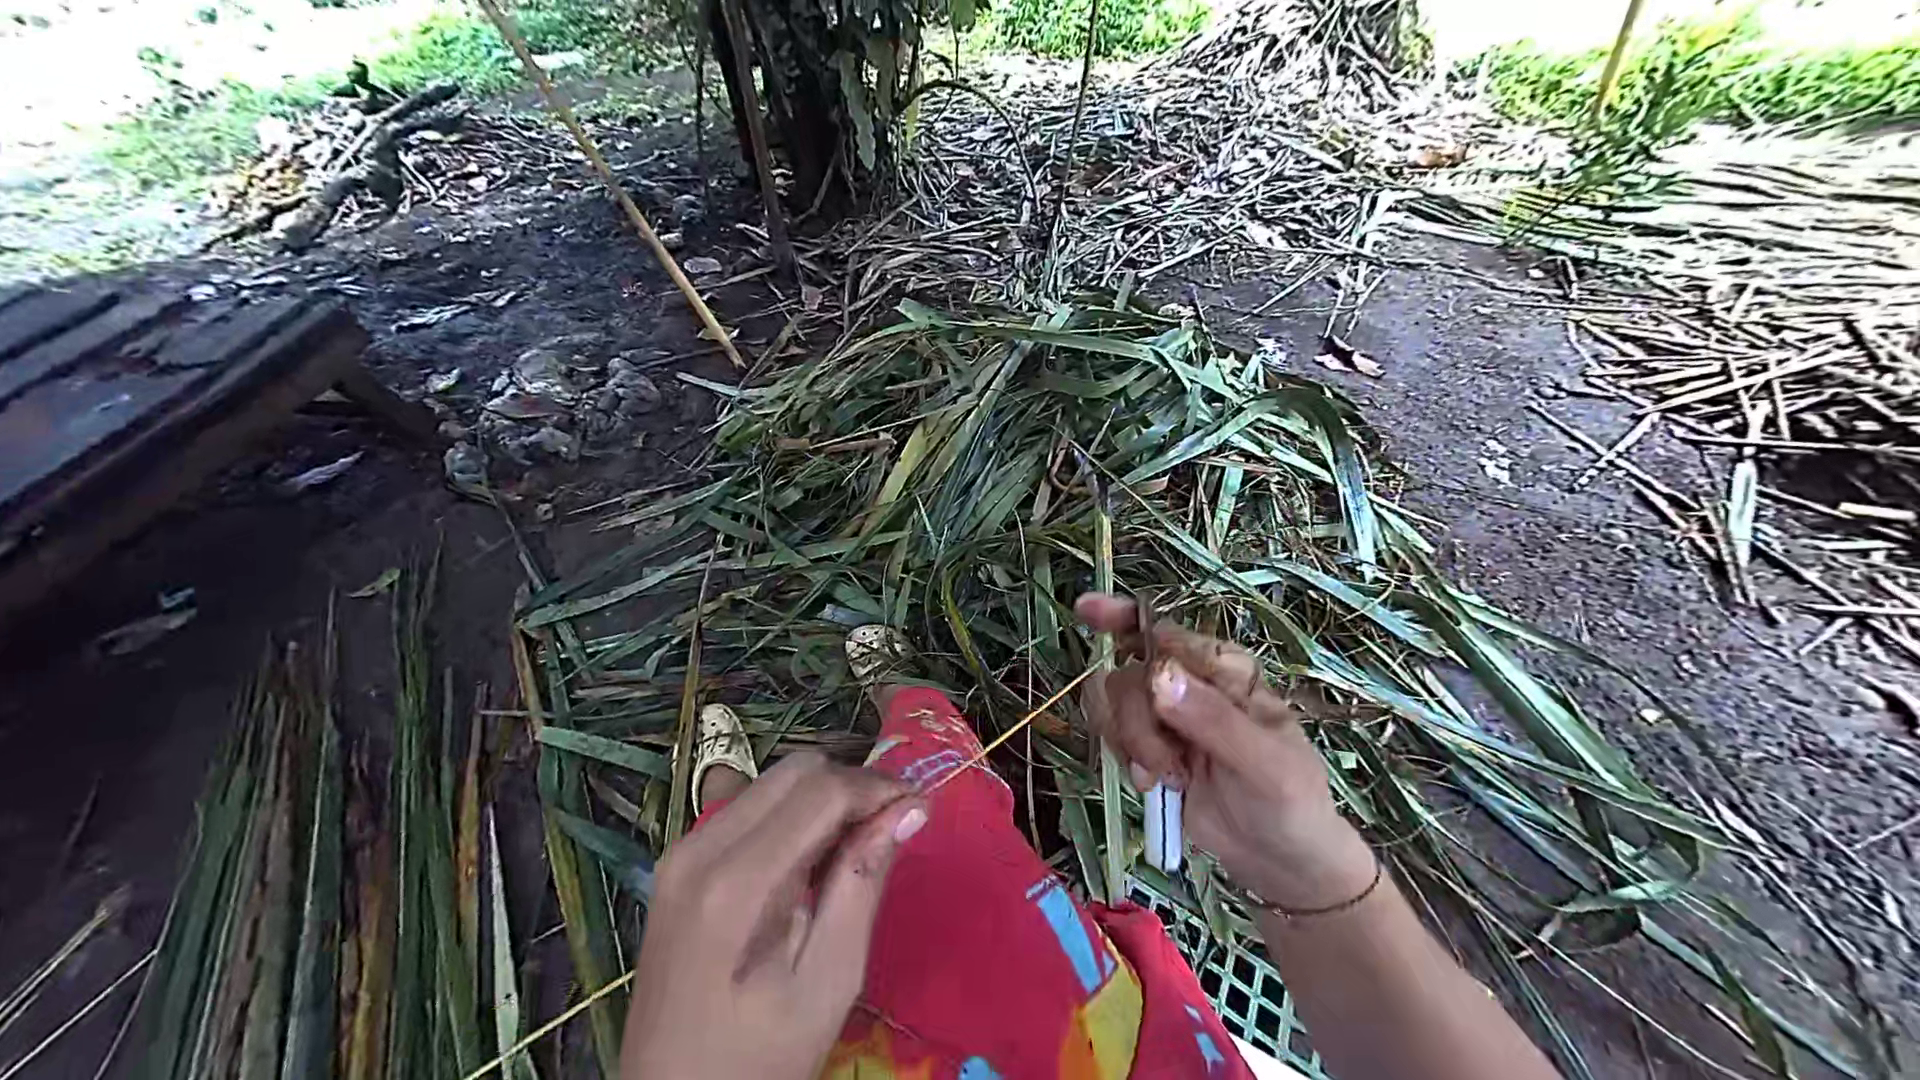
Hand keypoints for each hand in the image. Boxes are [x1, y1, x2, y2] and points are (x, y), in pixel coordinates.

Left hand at [620, 753, 926, 1079]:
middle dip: (853, 785)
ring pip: (774, 780)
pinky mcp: (681, 858)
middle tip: (890, 823)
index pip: (821, 791)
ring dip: (825, 795)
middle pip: (796, 771)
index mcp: (735, 883)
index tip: (917, 806)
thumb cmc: (759, 1057)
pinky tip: (814, 855)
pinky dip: (795, 812)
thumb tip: (909, 809)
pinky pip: (752, 804)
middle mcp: (700, 847)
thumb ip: (863, 883)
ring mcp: (683, 849)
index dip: (877, 787)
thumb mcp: (828, 980)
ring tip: (858, 840)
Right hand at [1075, 593, 1375, 910]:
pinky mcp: (1146, 744)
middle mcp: (1188, 682)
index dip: (1121, 617)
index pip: (1165, 633)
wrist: (1279, 861)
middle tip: (1170, 765)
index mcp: (1223, 670)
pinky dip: (1125, 758)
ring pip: (1112, 704)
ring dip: (1132, 744)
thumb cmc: (1290, 804)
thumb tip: (1157, 676)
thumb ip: (1213, 720)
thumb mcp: (1266, 765)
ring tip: (1170, 778)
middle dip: (1138, 723)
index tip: (1084, 610)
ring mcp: (1164, 714)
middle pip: (1128, 675)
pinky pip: (1110, 732)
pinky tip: (1156, 784)